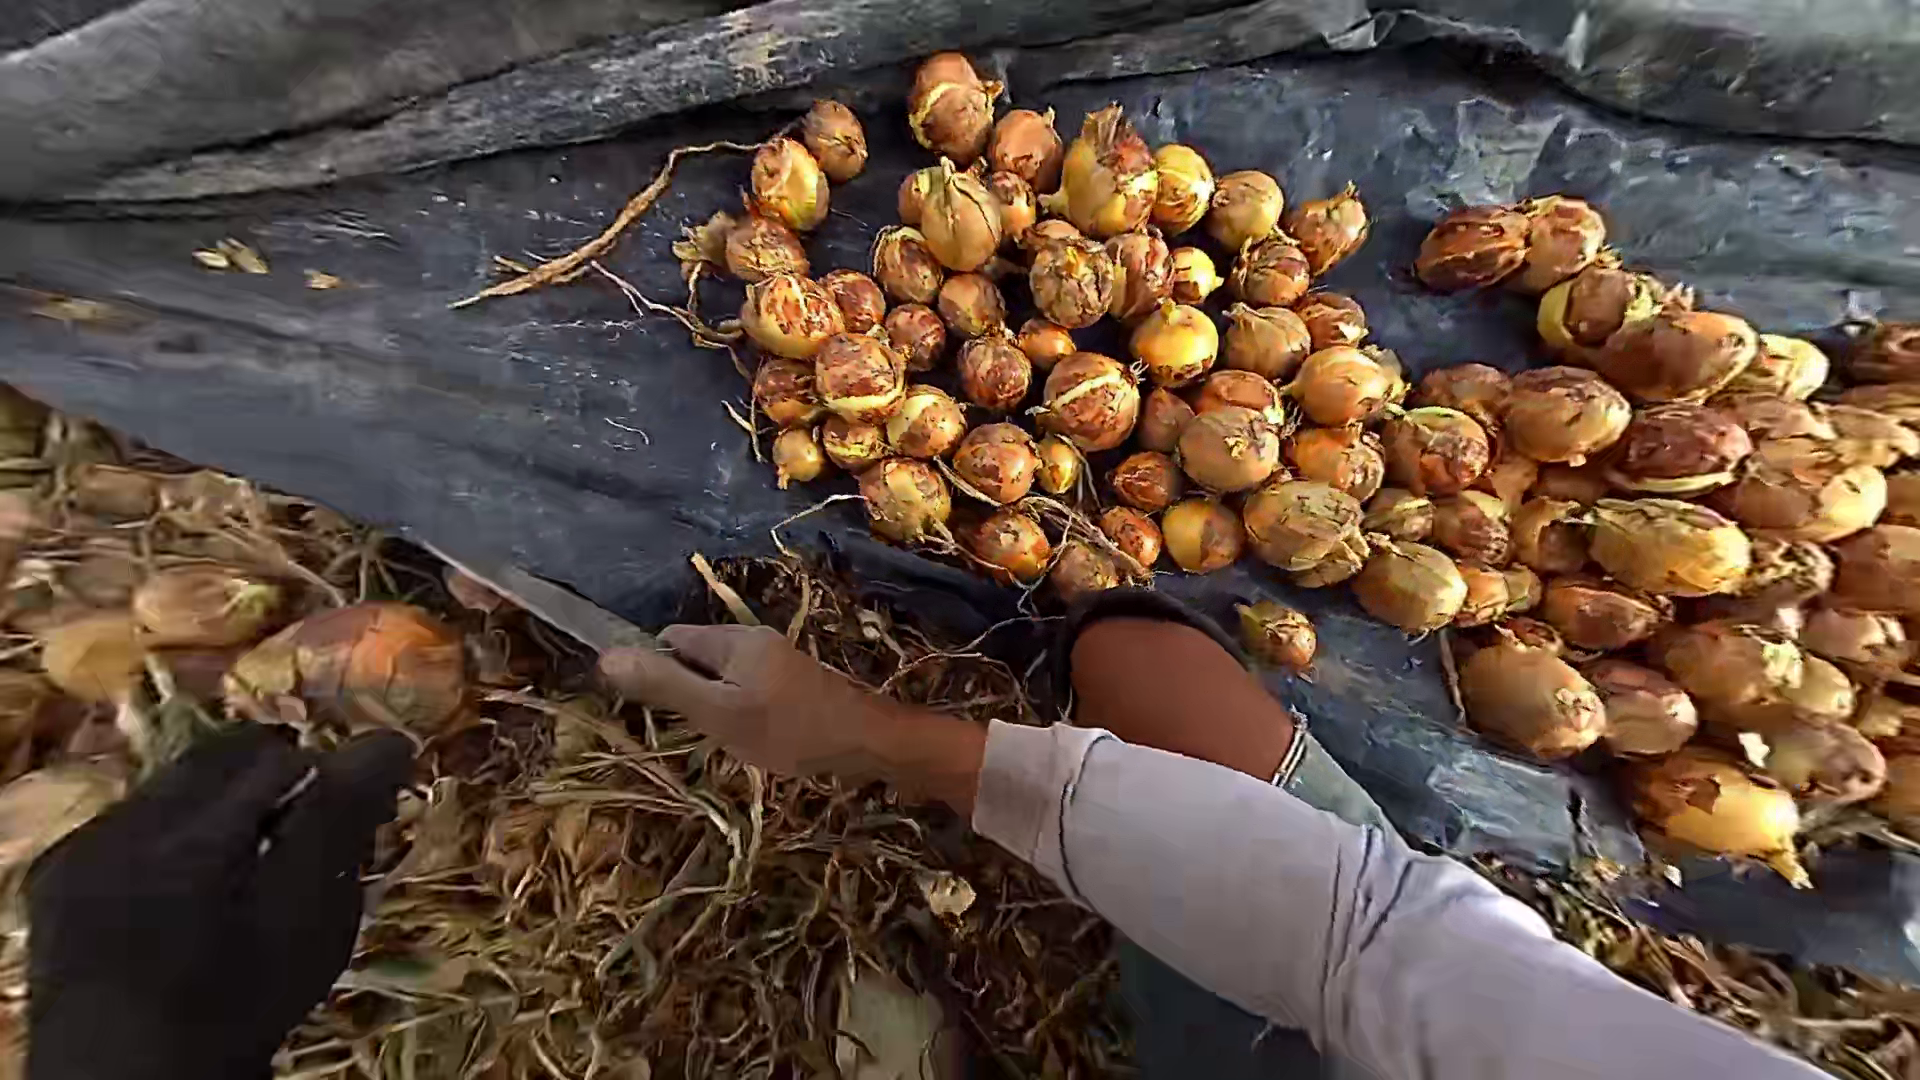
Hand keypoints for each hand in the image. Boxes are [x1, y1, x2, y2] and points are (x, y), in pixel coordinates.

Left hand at [28, 724, 413, 1079]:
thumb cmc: (246, 992)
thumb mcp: (315, 904)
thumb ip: (344, 814)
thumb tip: (390, 738)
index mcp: (175, 842)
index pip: (288, 757)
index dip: (341, 776)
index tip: (370, 815)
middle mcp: (112, 832)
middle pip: (235, 754)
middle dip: (295, 778)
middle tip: (329, 829)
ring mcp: (80, 854)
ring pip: (201, 778)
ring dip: (257, 799)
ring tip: (281, 854)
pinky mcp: (67, 875)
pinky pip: (164, 810)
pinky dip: (214, 822)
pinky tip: (229, 871)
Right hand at [600, 625, 985, 811]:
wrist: (862, 739)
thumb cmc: (786, 728)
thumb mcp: (717, 711)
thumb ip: (665, 684)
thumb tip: (606, 655)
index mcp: (734, 639)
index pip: (672, 638)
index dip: (651, 667)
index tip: (648, 707)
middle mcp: (755, 639)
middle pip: (698, 654)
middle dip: (685, 688)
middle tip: (691, 728)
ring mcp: (778, 658)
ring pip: (723, 673)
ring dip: (712, 702)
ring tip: (721, 736)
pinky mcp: (793, 679)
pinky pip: (749, 685)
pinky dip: (738, 707)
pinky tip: (749, 735)